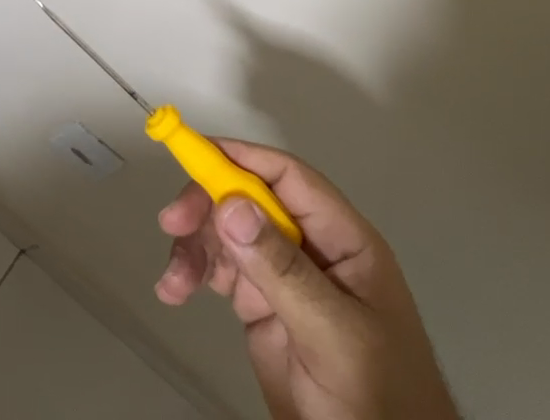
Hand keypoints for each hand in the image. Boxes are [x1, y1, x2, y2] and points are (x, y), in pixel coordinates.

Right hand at [156, 140, 456, 419]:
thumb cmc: (377, 399)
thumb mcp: (333, 333)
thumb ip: (283, 269)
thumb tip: (231, 204)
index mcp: (342, 242)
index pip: (286, 179)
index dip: (239, 159)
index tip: (189, 154)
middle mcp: (311, 249)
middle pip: (247, 200)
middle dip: (206, 207)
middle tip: (172, 225)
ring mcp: (286, 278)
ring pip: (227, 234)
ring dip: (194, 248)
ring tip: (176, 283)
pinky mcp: (264, 307)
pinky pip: (220, 270)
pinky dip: (193, 274)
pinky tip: (177, 292)